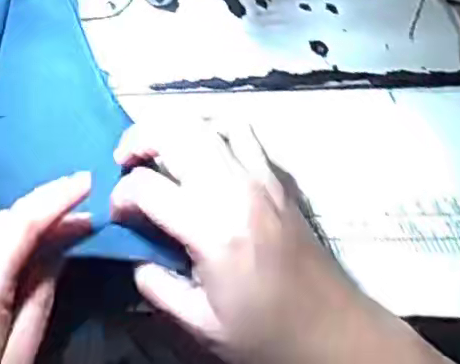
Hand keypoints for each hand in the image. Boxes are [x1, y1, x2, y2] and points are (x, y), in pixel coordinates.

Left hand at [0, 173, 94, 363]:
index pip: (23, 220)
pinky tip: (17, 248)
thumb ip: (38, 298)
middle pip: (5, 218)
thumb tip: (56, 251)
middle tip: (83, 220)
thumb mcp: (16, 357)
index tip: (88, 180)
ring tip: (58, 232)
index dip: (57, 197)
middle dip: (43, 212)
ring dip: (21, 223)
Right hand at [110, 121, 446, 363]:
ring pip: (198, 122)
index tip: (118, 213)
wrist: (342, 338)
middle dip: (135, 142)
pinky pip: (236, 128)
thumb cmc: (270, 335)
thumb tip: (133, 253)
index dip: (120, 196)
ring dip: (166, 129)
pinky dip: (209, 127)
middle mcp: (232, 191)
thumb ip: (157, 285)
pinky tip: (199, 148)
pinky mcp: (274, 176)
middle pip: (168, 134)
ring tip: (155, 149)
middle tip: (124, 161)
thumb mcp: (204, 327)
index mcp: (211, 231)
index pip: (144, 187)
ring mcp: (256, 177)